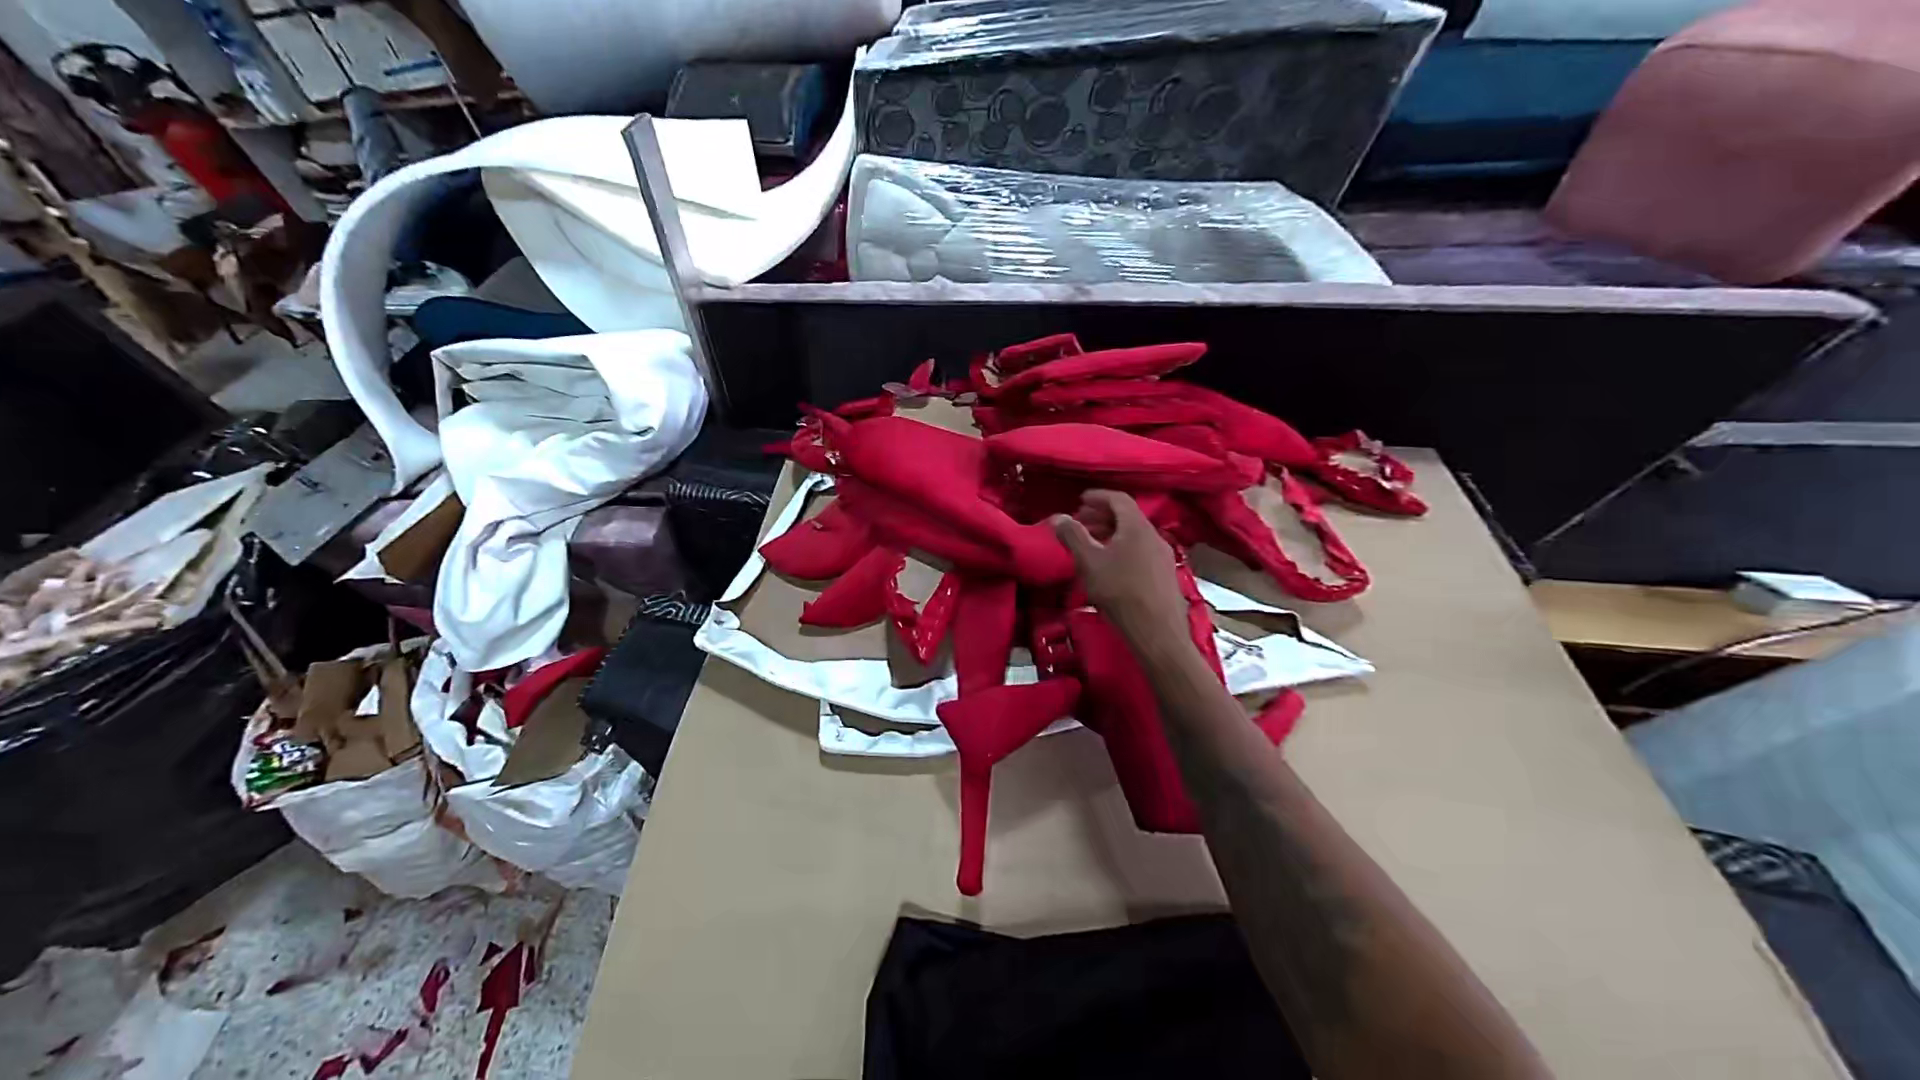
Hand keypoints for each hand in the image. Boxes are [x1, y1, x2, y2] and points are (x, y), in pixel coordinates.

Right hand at [1051, 490, 1187, 639]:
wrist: (1157, 631)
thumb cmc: (1119, 592)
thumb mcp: (1088, 562)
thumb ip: (1072, 536)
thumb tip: (1058, 516)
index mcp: (1136, 526)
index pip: (1118, 499)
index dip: (1098, 496)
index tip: (1080, 500)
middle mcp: (1154, 536)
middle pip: (1127, 517)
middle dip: (1102, 516)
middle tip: (1081, 522)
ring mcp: (1163, 556)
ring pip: (1135, 536)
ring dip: (1112, 534)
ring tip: (1092, 545)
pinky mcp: (1166, 575)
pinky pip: (1142, 551)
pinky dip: (1123, 549)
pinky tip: (1111, 567)